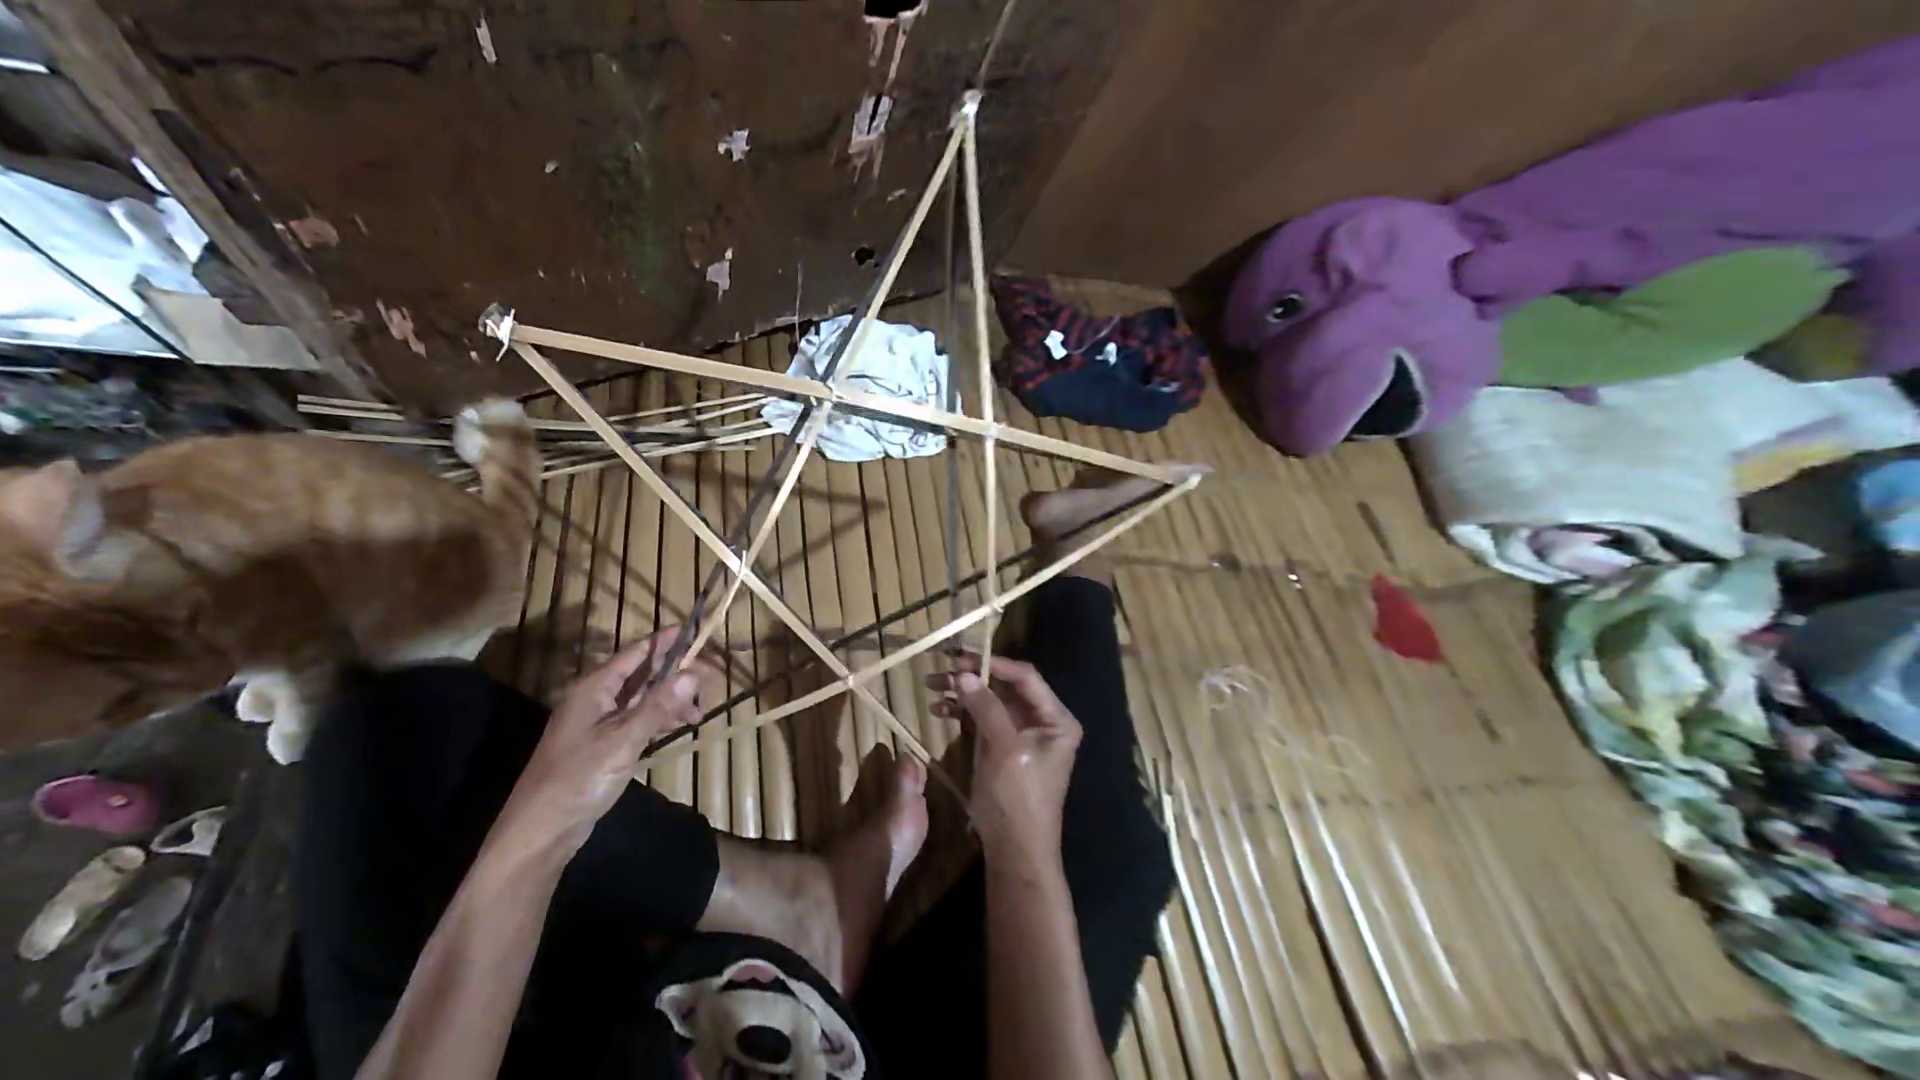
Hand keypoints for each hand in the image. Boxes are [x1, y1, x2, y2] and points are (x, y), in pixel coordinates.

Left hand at [496, 628, 708, 855]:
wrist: (542, 830)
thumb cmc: (578, 779)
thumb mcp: (622, 741)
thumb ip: (658, 706)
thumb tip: (693, 672)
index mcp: (595, 688)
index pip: (637, 652)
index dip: (667, 641)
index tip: (697, 632)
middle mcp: (598, 698)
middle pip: (644, 673)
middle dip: (677, 672)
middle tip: (712, 679)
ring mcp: (601, 721)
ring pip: (644, 697)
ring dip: (673, 698)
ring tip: (700, 710)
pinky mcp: (605, 743)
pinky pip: (640, 718)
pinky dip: (662, 717)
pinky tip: (681, 724)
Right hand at [928, 652, 1081, 865]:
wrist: (1015, 852)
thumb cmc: (1018, 799)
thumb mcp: (1004, 750)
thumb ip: (986, 708)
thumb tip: (965, 675)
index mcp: (1055, 719)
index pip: (1026, 678)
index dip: (995, 663)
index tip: (962, 656)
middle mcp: (1042, 721)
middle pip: (1005, 687)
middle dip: (973, 676)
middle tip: (941, 667)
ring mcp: (1020, 735)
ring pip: (990, 701)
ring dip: (963, 692)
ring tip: (933, 686)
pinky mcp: (1002, 748)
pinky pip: (982, 720)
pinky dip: (962, 712)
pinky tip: (939, 709)